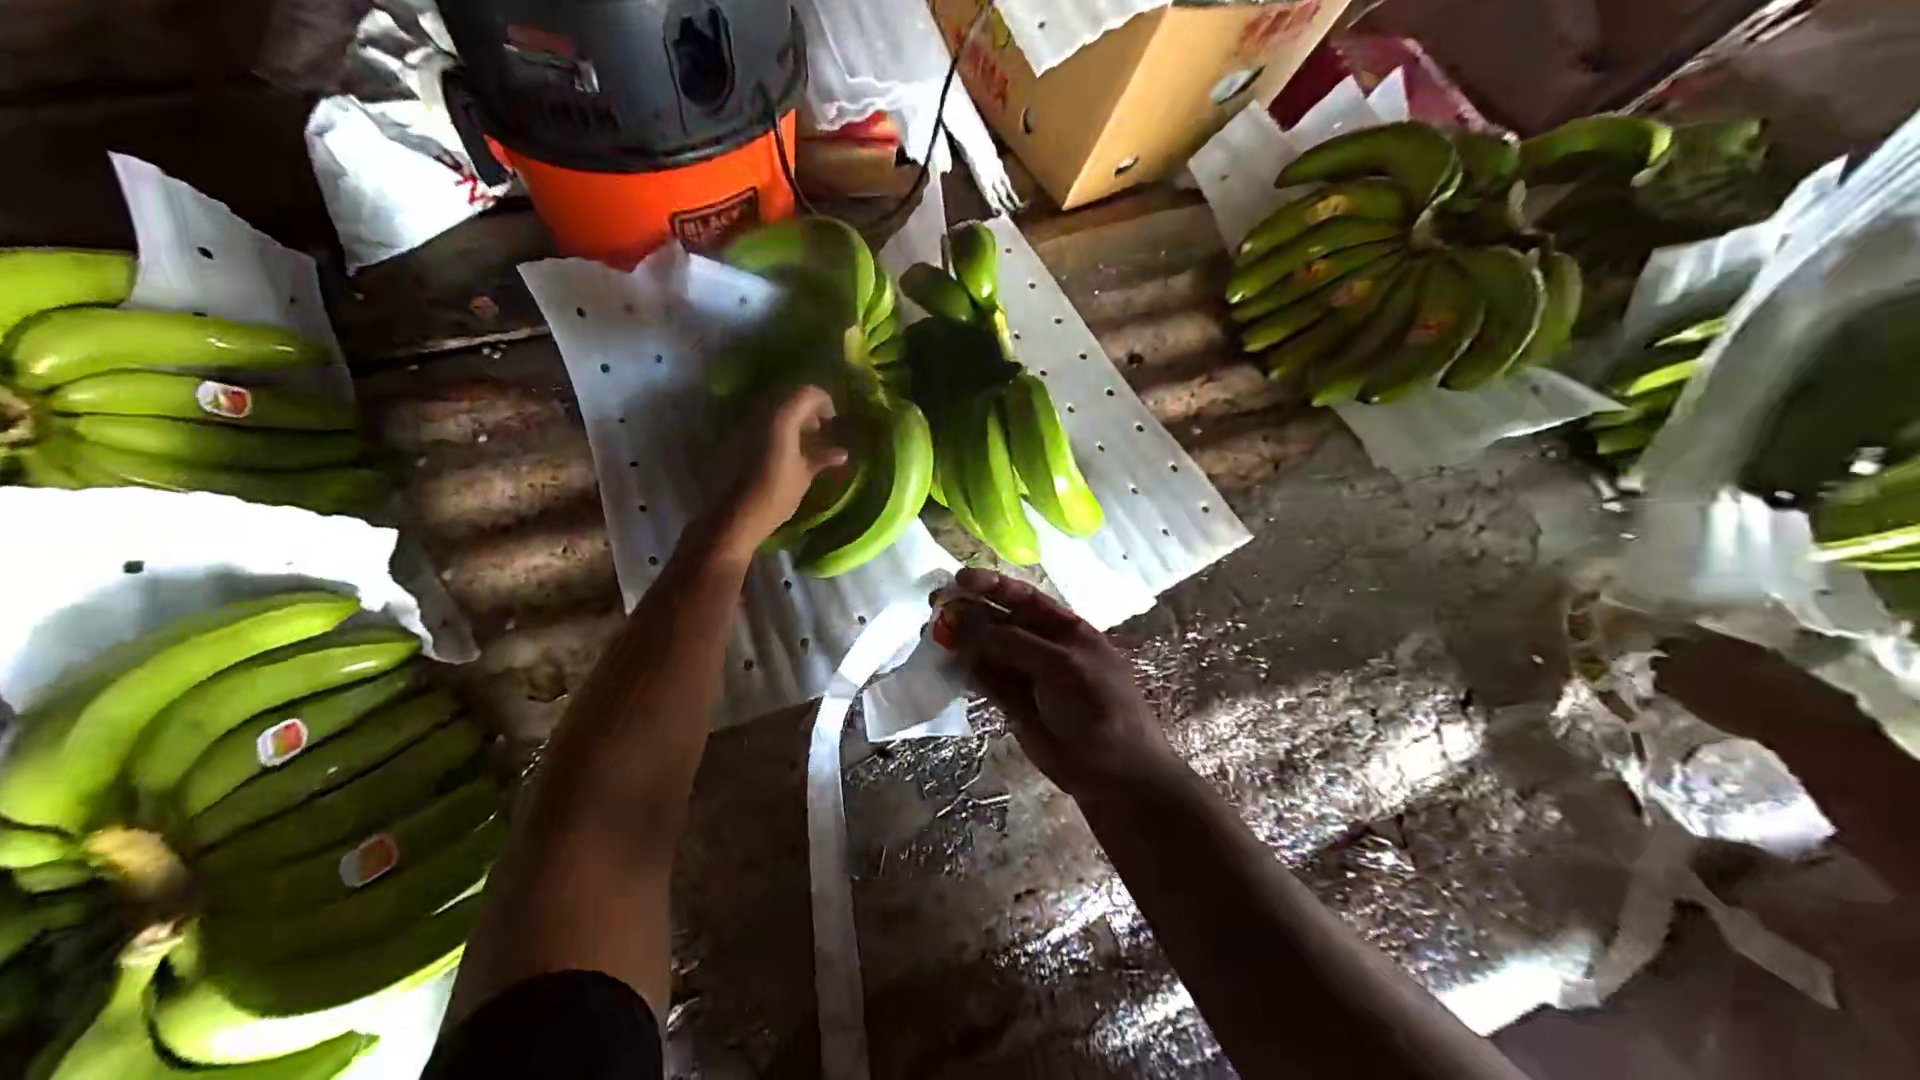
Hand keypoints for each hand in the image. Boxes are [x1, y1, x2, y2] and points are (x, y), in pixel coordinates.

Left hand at [710, 385, 846, 560]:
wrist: (735, 516)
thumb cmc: (775, 495)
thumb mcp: (804, 475)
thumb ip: (822, 457)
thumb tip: (841, 453)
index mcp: (782, 419)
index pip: (807, 392)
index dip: (824, 402)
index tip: (831, 422)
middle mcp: (761, 412)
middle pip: (789, 396)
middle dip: (807, 409)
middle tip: (819, 431)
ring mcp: (745, 422)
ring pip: (773, 407)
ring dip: (791, 418)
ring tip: (802, 443)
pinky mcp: (735, 435)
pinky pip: (760, 420)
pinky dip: (775, 428)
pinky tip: (783, 450)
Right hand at [943, 568, 1188, 804]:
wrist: (1113, 771)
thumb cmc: (1099, 706)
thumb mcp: (1062, 665)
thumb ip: (1017, 643)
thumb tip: (970, 627)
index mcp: (1066, 629)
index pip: (1025, 598)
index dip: (994, 586)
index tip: (961, 579)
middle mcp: (1044, 647)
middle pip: (1002, 621)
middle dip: (972, 611)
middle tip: (936, 605)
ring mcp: (1028, 676)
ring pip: (990, 651)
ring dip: (963, 641)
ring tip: (933, 633)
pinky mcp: (1014, 704)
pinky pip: (986, 681)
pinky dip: (967, 672)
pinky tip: (947, 663)